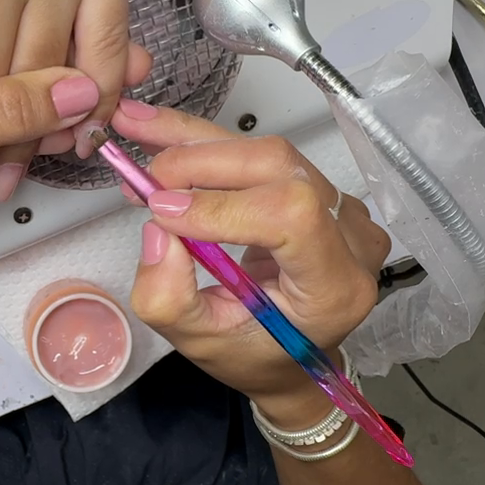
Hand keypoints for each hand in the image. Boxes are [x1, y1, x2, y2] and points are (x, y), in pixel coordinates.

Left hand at [0, 0, 110, 294]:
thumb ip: (1, 107)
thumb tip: (78, 89)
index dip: (52, 46)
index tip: (100, 85)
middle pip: (6, 38)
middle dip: (58, 83)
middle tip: (101, 119)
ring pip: (1, 72)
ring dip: (43, 108)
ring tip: (84, 135)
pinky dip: (17, 125)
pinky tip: (51, 138)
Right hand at [112, 102, 391, 426]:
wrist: (289, 353)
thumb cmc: (252, 354)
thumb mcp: (200, 343)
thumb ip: (169, 298)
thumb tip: (156, 231)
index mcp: (334, 287)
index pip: (291, 216)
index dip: (221, 205)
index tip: (159, 212)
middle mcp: (350, 237)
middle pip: (279, 168)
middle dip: (200, 164)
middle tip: (142, 180)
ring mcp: (341, 207)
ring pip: (266, 151)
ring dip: (193, 142)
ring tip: (134, 130)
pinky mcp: (318, 187)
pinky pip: (260, 153)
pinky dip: (204, 142)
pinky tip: (158, 130)